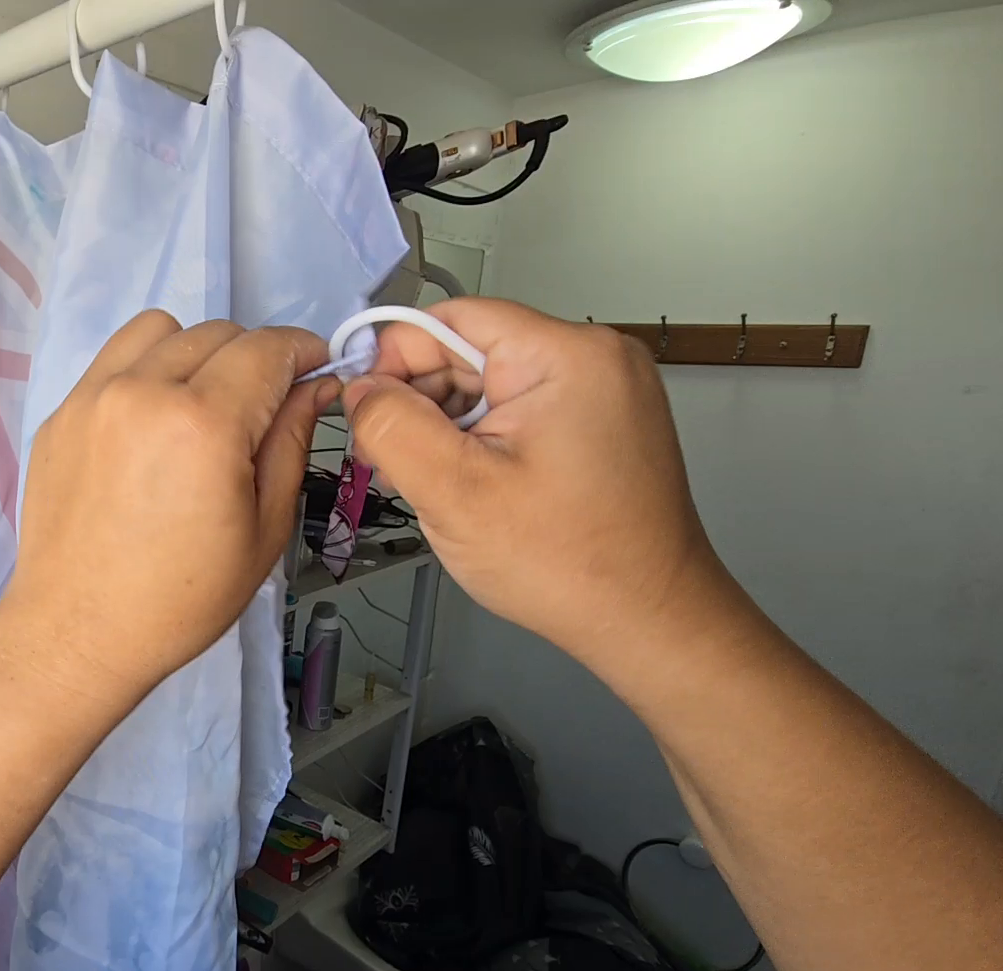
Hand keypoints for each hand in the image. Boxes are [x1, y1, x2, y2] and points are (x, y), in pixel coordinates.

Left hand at [0, 311, 337, 711]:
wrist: (77, 633)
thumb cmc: (179, 601)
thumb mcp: (263, 531)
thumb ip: (291, 444)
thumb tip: (314, 387)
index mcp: (202, 423)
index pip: (266, 349)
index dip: (303, 352)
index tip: (315, 370)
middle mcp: (141, 392)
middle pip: (216, 333)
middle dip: (253, 357)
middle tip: (261, 406)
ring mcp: (90, 399)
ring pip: (159, 331)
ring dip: (194, 352)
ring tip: (199, 405)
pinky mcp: (59, 416)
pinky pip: (112, 362)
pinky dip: (144, 371)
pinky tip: (148, 425)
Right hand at [343, 298, 728, 663]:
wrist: (644, 620)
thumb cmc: (558, 559)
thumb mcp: (451, 489)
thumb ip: (390, 425)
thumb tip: (358, 387)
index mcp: (566, 355)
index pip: (452, 319)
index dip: (392, 359)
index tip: (359, 414)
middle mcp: (591, 358)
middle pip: (466, 352)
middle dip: (415, 403)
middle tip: (390, 465)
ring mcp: (598, 392)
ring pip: (481, 385)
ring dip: (438, 428)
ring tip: (430, 485)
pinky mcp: (594, 424)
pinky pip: (508, 411)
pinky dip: (470, 442)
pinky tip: (462, 485)